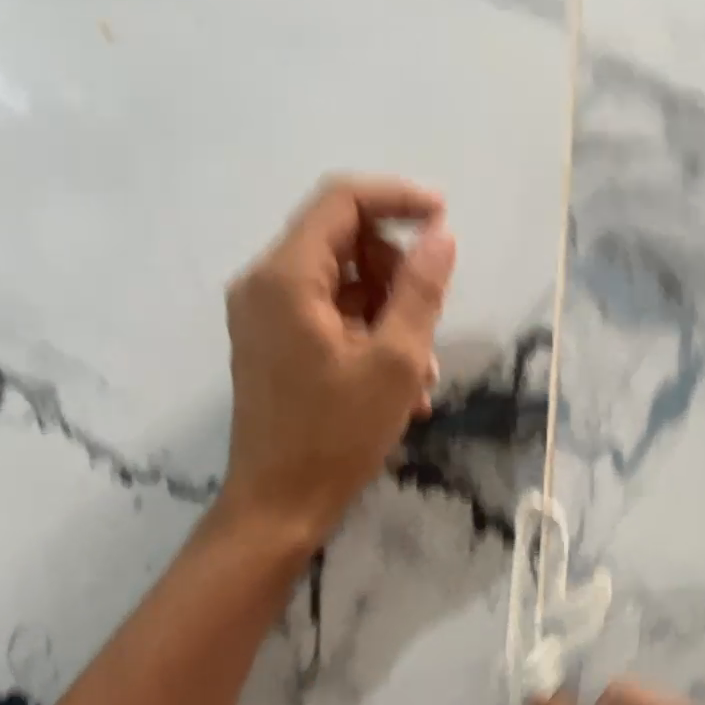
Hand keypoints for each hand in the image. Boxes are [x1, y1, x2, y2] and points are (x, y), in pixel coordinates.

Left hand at [219, 174, 455, 543]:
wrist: (277, 505)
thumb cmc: (335, 437)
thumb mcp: (394, 362)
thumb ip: (420, 290)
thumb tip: (440, 236)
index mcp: (284, 277)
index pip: (341, 201)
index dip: (397, 199)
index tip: (443, 219)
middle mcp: (263, 285)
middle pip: (341, 242)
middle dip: (395, 275)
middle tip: (428, 326)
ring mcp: (261, 317)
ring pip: (338, 285)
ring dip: (388, 317)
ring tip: (420, 376)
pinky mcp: (268, 345)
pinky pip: (324, 318)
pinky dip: (364, 338)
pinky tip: (397, 388)